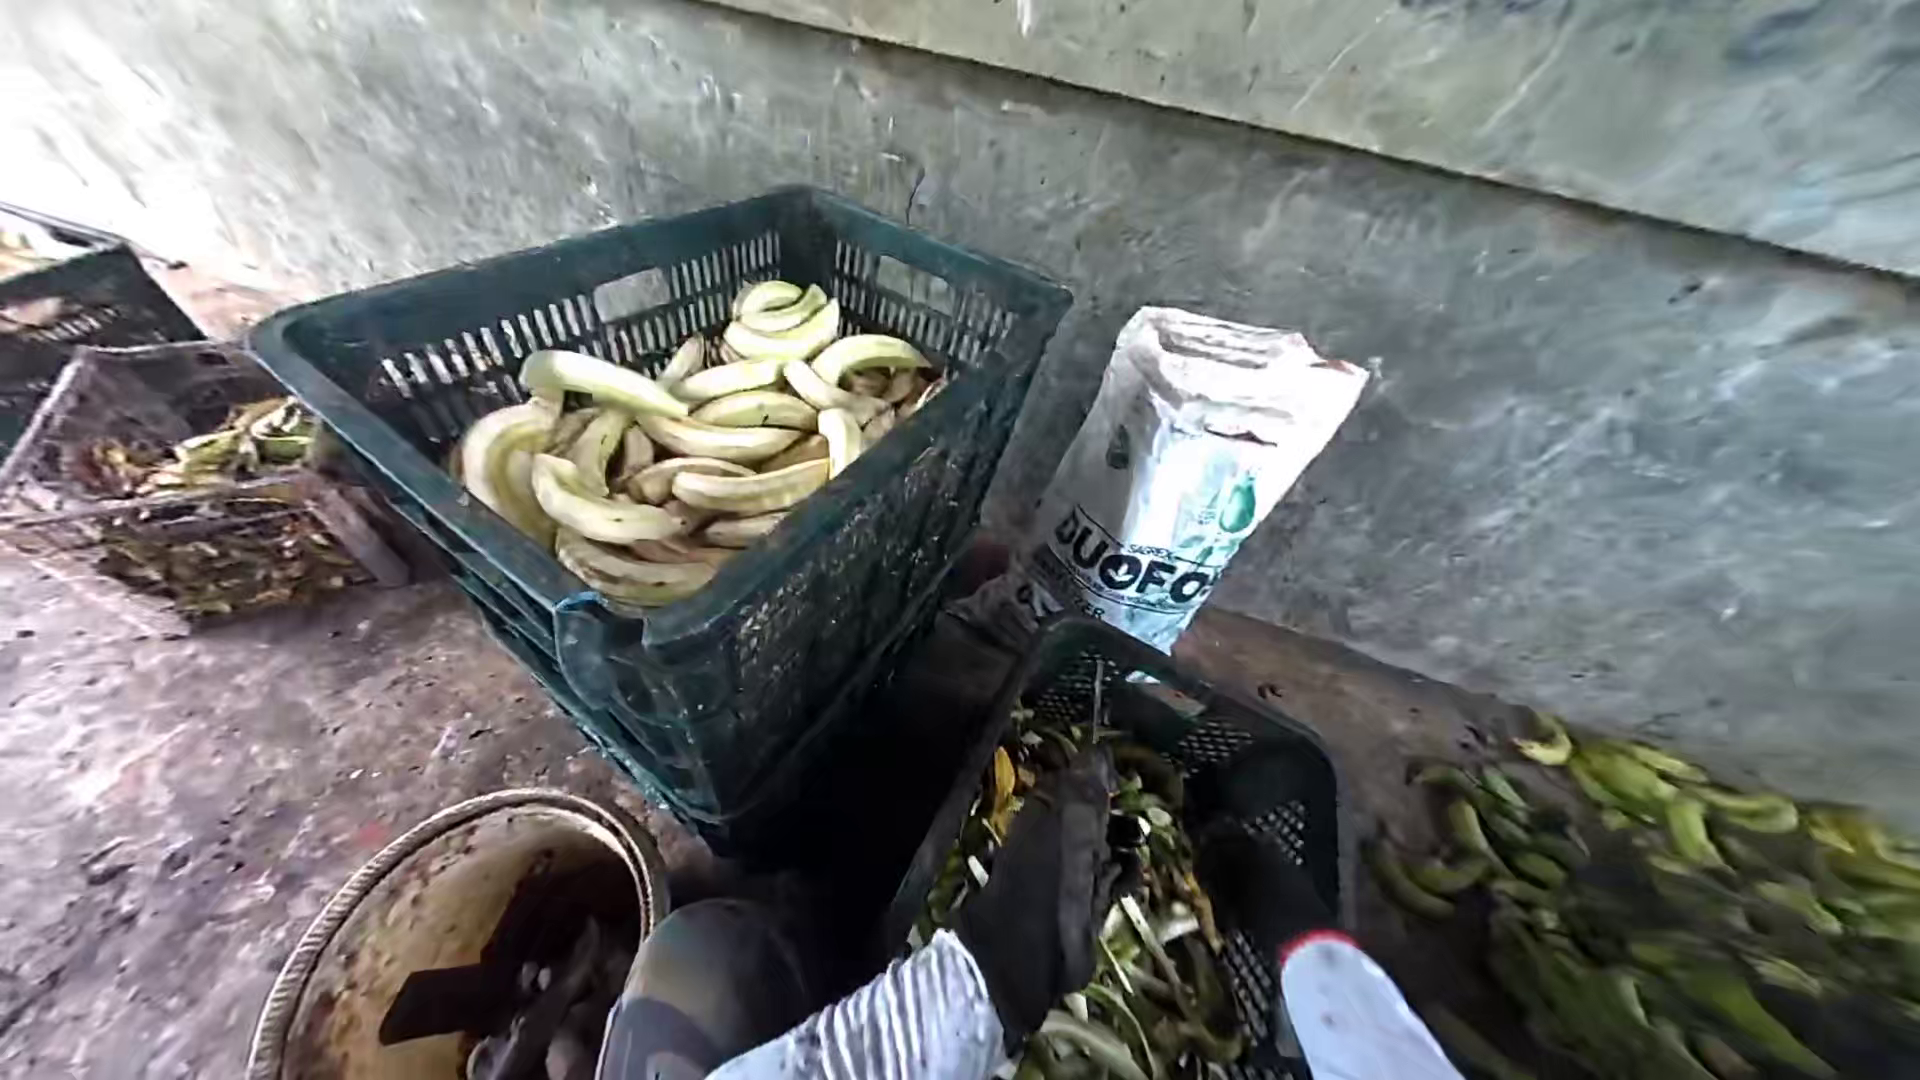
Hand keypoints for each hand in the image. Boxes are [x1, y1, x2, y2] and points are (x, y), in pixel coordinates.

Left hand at [952, 744, 1124, 1044]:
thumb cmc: (1051, 862)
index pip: (1075, 783)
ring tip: (1137, 837)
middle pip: (1094, 814)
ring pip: (1107, 844)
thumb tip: (1102, 750)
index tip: (1119, 777)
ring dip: (1125, 839)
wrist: (1036, 938)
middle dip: (1115, 810)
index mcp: (1046, 808)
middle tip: (1135, 810)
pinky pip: (1116, 878)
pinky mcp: (1090, 901)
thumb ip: (1088, 777)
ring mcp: (1074, 870)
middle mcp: (1059, 836)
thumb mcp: (1071, 808)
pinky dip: (1128, 871)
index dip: (1098, 777)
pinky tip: (1135, 866)